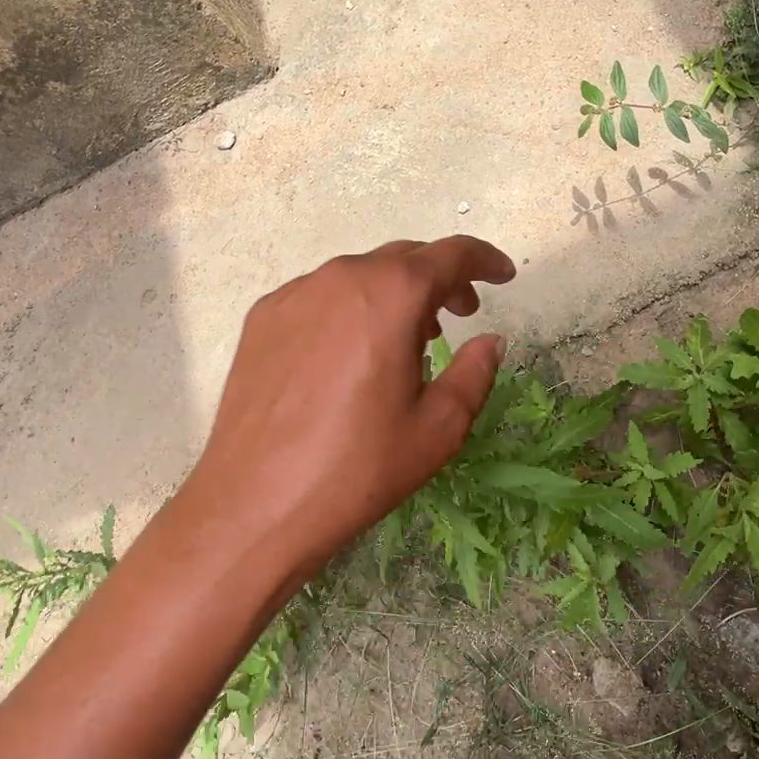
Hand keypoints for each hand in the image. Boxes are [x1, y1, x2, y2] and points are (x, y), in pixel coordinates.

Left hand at [185, 236, 516, 576]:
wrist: (254, 504)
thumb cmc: (358, 468)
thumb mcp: (438, 428)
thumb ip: (475, 372)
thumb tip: (490, 340)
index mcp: (391, 295)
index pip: (451, 254)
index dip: (485, 260)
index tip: (504, 276)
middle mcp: (342, 277)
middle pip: (404, 258)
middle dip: (440, 280)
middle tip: (460, 315)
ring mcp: (295, 294)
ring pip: (361, 276)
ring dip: (394, 295)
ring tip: (407, 340)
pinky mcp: (263, 317)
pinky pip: (322, 296)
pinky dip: (351, 309)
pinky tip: (351, 355)